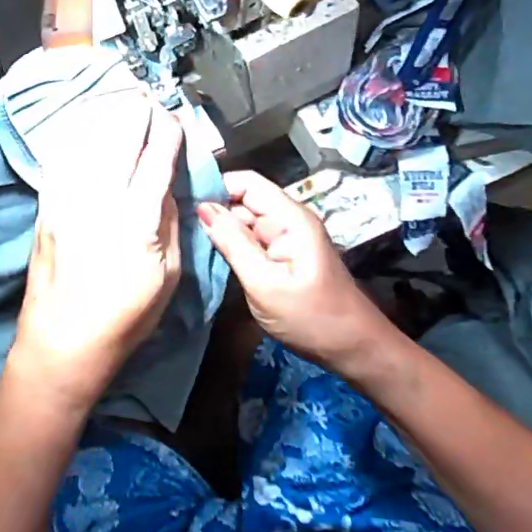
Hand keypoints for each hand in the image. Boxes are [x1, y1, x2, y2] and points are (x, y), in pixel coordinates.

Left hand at [9, 94, 183, 410]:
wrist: (59, 344)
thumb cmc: (122, 319)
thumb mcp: (167, 278)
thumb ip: (168, 224)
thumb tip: (164, 185)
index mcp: (134, 228)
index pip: (153, 165)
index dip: (165, 136)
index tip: (172, 119)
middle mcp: (96, 208)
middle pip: (116, 144)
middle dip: (134, 114)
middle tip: (149, 100)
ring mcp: (64, 204)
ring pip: (85, 143)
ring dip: (104, 115)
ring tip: (122, 100)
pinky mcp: (45, 207)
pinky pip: (59, 157)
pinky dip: (74, 131)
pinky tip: (86, 120)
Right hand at [196, 171, 398, 377]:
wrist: (353, 348)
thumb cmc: (311, 318)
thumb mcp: (264, 283)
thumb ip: (233, 243)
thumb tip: (202, 207)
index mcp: (289, 217)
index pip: (246, 182)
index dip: (215, 186)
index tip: (184, 202)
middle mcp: (287, 219)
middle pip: (243, 200)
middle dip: (213, 210)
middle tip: (178, 227)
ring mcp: (286, 237)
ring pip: (244, 221)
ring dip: (221, 229)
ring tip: (188, 240)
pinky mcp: (283, 254)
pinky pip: (252, 239)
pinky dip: (233, 245)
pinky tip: (211, 254)